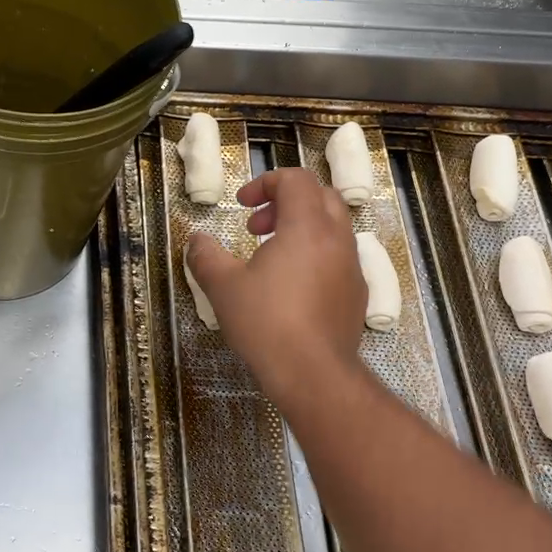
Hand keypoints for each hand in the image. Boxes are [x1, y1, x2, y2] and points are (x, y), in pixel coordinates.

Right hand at [185, 167, 367, 402]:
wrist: (312, 371)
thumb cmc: (265, 322)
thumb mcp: (223, 287)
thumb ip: (206, 257)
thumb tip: (196, 240)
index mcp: (306, 227)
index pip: (295, 180)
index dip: (265, 182)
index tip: (241, 204)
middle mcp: (336, 239)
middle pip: (321, 196)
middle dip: (286, 201)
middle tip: (256, 225)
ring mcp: (351, 266)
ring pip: (332, 228)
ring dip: (300, 229)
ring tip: (269, 257)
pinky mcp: (355, 293)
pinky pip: (337, 258)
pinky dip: (313, 255)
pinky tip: (289, 287)